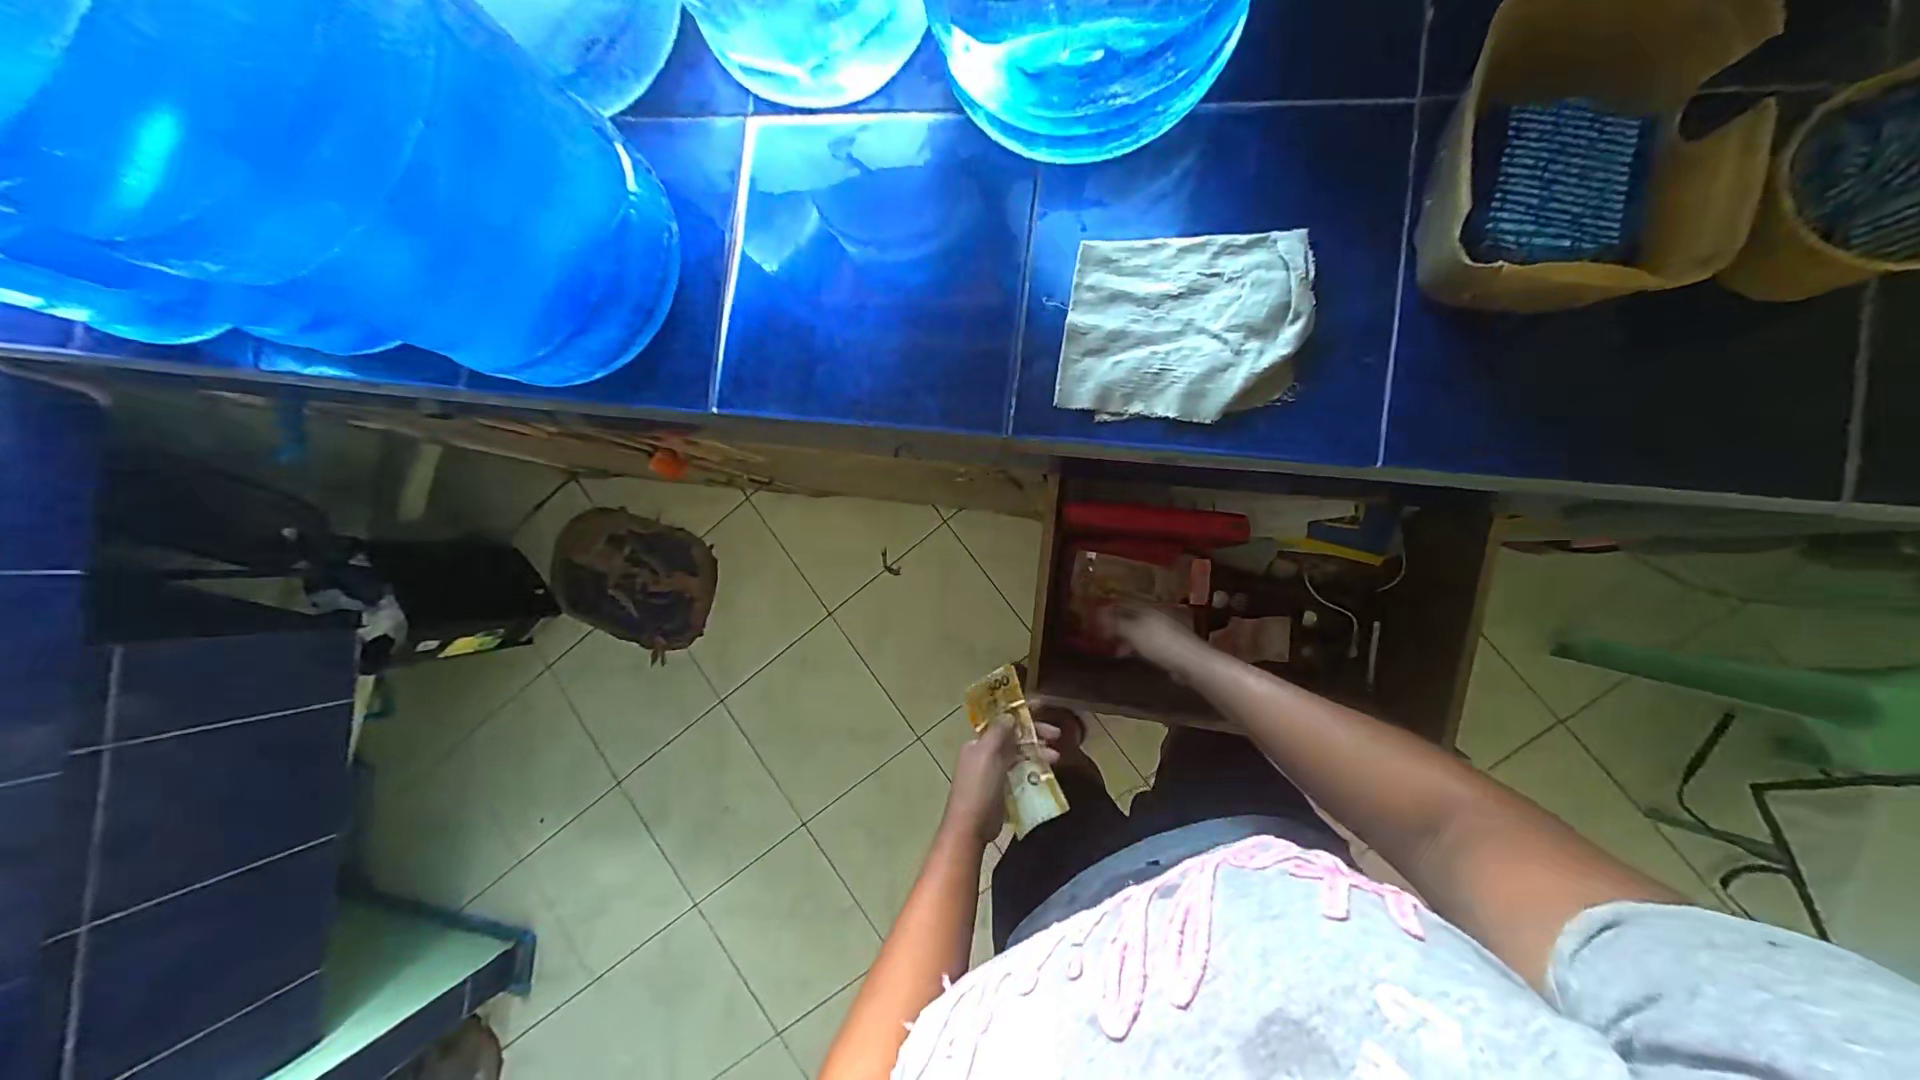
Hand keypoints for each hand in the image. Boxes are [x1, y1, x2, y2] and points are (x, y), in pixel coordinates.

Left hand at [943, 717, 1061, 845]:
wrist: (970, 827)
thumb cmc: (978, 787)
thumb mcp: (987, 754)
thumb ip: (998, 732)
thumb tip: (1010, 715)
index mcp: (979, 743)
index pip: (1002, 722)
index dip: (1021, 715)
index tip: (1042, 709)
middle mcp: (986, 754)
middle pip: (1014, 738)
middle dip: (1035, 735)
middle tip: (1057, 735)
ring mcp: (995, 772)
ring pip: (1020, 756)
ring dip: (1038, 753)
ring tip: (1056, 758)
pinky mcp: (1003, 789)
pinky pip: (1022, 773)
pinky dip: (1034, 770)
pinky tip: (1047, 772)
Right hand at [1099, 602, 1205, 671]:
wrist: (1192, 663)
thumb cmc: (1162, 644)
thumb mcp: (1134, 632)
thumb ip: (1116, 624)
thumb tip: (1099, 615)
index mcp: (1148, 610)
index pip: (1124, 604)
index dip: (1109, 609)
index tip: (1095, 616)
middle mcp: (1156, 617)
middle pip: (1131, 617)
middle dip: (1115, 625)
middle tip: (1101, 634)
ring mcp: (1163, 632)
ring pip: (1138, 631)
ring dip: (1124, 638)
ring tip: (1114, 647)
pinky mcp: (1168, 647)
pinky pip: (1145, 643)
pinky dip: (1134, 647)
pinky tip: (1131, 654)